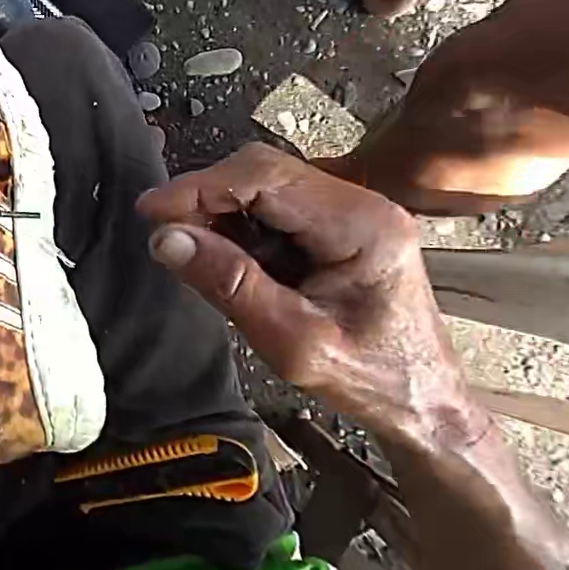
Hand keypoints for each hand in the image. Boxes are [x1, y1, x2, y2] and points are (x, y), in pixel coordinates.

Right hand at [136, 144, 476, 451]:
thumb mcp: (291, 342)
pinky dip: (233, 223)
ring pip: (261, 183)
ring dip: (215, 210)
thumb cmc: (367, 380)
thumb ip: (229, 285)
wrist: (421, 400)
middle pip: (261, 169)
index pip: (263, 177)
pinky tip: (220, 255)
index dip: (197, 187)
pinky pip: (270, 205)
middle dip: (203, 196)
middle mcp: (360, 203)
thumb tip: (164, 239)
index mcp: (361, 225)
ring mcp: (350, 210)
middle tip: (164, 236)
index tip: (148, 212)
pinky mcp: (335, 224)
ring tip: (188, 250)